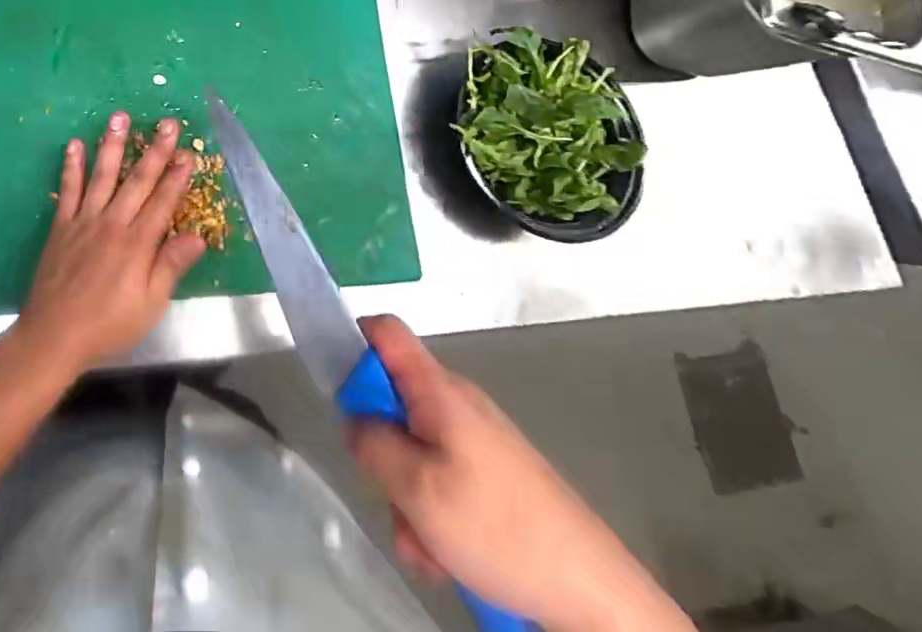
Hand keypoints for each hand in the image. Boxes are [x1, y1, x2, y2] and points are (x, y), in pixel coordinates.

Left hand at [14, 111, 207, 374]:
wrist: (53, 337)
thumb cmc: (108, 324)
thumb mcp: (150, 304)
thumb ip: (170, 266)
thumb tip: (198, 235)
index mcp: (137, 244)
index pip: (163, 202)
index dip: (178, 177)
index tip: (190, 152)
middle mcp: (112, 224)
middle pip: (138, 181)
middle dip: (156, 151)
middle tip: (168, 123)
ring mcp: (84, 222)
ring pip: (102, 176)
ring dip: (113, 146)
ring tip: (120, 117)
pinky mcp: (61, 227)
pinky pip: (67, 191)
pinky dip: (71, 167)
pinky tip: (74, 145)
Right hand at [348, 316, 692, 631]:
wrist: (589, 590)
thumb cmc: (499, 528)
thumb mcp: (418, 489)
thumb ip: (374, 445)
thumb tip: (355, 418)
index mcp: (439, 391)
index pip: (387, 332)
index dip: (353, 340)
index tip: (332, 380)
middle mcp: (456, 405)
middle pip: (393, 403)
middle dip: (380, 453)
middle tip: (392, 496)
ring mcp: (473, 441)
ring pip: (411, 452)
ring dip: (406, 498)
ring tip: (428, 544)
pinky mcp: (487, 474)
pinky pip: (438, 480)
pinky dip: (431, 514)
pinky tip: (447, 554)